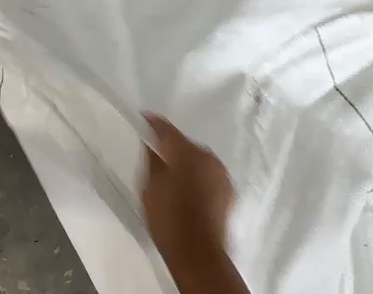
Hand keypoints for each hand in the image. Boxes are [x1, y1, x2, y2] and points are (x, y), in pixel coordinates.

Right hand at [141, 114, 245, 293]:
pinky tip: (191, 188)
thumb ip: (151, 161)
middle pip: (185, 144)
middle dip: (172, 147)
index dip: (153, 122)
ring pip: (199, 159)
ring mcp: (221, 173)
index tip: (144, 118)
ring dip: (188, 162)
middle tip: (158, 155)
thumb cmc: (169, 220)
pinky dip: (200, 176)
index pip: (166, 129)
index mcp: (185, 152)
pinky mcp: (229, 191)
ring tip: (175, 175)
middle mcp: (206, 156)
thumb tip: (150, 145)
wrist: (198, 254)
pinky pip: (209, 174)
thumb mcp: (149, 188)